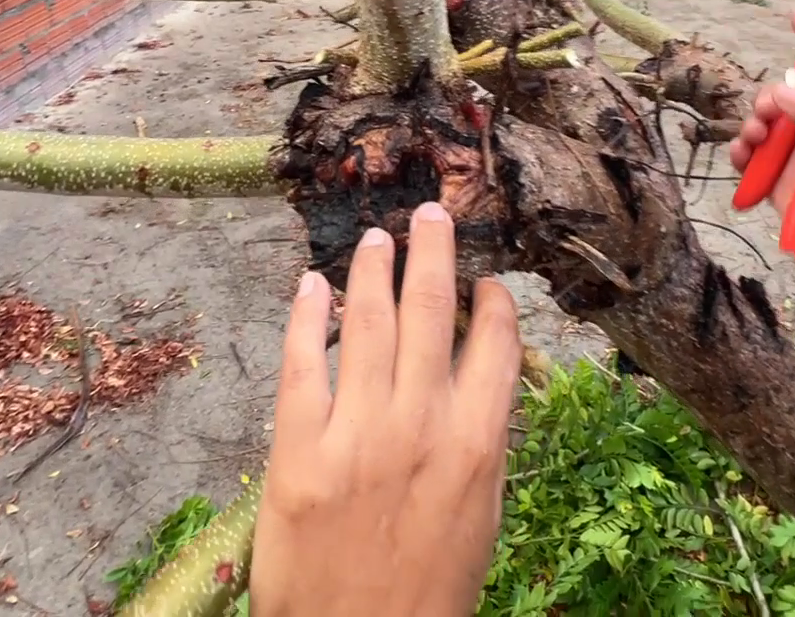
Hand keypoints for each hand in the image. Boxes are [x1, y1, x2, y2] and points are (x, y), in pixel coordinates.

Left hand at [249, 203, 521, 616]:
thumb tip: (477, 366)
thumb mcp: (481, 510)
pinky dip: (306, 316)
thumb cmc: (432, 587)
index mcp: (477, 440)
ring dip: (374, 269)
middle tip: (429, 215)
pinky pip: (302, 364)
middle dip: (432, 251)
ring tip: (378, 237)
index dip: (492, 300)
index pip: (496, 339)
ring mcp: (358, 433)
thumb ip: (480, 432)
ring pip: (368, 321)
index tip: (483, 282)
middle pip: (430, 309)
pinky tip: (311, 284)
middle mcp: (421, 422)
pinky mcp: (298, 452)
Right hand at [728, 11, 794, 301]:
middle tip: (767, 115)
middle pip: (793, 96)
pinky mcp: (783, 186)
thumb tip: (787, 91)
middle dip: (773, 97)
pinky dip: (744, 155)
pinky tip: (741, 162)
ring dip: (754, 127)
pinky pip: (756, 159)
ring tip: (751, 144)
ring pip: (770, 126)